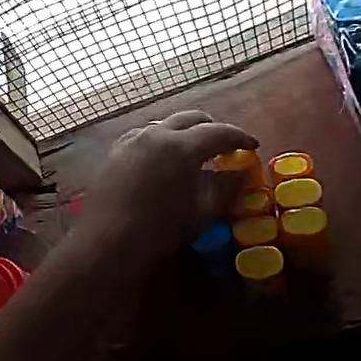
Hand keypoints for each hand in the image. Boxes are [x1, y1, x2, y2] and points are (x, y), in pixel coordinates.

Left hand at [75, 110, 256, 260]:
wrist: (108, 241)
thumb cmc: (161, 229)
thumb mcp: (202, 211)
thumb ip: (226, 188)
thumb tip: (240, 174)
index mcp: (181, 145)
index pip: (218, 132)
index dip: (239, 137)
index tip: (252, 145)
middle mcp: (155, 134)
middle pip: (190, 119)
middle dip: (211, 128)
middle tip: (224, 145)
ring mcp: (131, 141)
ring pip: (164, 125)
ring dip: (183, 133)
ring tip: (193, 152)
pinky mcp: (114, 152)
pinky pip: (143, 137)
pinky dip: (160, 141)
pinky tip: (161, 159)